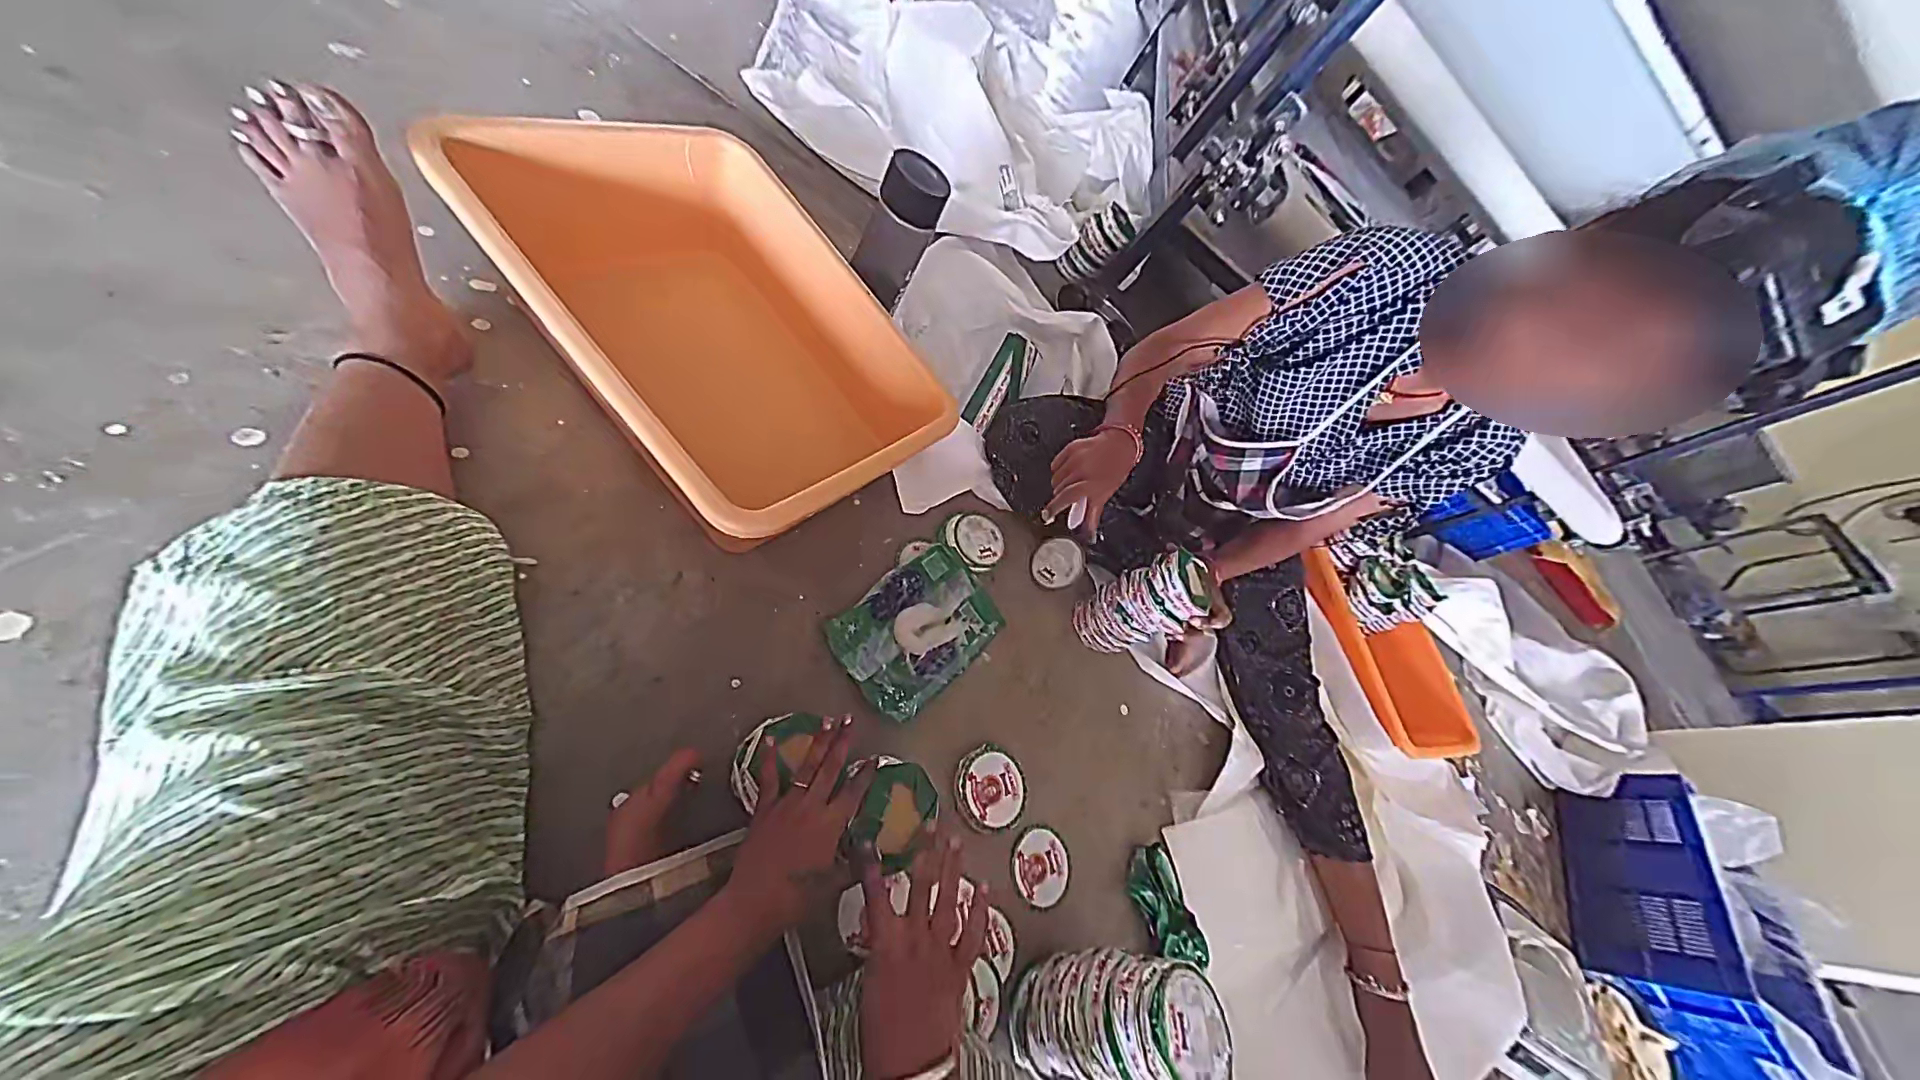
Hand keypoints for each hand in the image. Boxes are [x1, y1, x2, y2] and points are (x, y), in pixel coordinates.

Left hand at [722, 716, 871, 935]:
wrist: (755, 901)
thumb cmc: (798, 898)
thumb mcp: (834, 883)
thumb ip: (853, 863)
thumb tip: (871, 850)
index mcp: (832, 823)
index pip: (854, 792)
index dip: (866, 774)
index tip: (875, 758)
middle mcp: (812, 806)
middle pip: (831, 768)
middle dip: (843, 742)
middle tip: (850, 721)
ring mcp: (787, 804)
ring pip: (807, 767)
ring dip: (818, 742)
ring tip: (827, 721)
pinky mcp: (764, 809)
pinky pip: (768, 779)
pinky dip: (770, 759)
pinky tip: (772, 740)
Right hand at [860, 829, 987, 1078]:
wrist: (911, 1067)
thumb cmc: (882, 1032)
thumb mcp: (868, 982)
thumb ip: (877, 946)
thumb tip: (878, 926)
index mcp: (885, 944)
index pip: (875, 894)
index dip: (871, 866)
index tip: (869, 842)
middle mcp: (915, 939)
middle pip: (920, 886)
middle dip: (924, 852)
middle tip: (930, 825)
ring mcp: (940, 951)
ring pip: (947, 900)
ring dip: (952, 869)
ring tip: (955, 842)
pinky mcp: (960, 967)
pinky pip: (973, 933)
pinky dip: (980, 910)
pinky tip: (984, 888)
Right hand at [1044, 427, 1136, 540]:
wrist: (1120, 443)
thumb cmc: (1116, 468)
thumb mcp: (1106, 493)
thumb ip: (1093, 513)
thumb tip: (1088, 532)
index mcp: (1091, 484)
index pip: (1066, 498)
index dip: (1054, 508)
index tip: (1047, 515)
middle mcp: (1081, 471)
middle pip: (1059, 489)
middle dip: (1061, 495)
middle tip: (1069, 495)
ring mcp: (1075, 459)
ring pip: (1055, 478)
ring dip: (1059, 484)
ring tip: (1071, 482)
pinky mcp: (1070, 449)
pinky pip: (1055, 464)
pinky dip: (1058, 470)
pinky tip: (1068, 471)